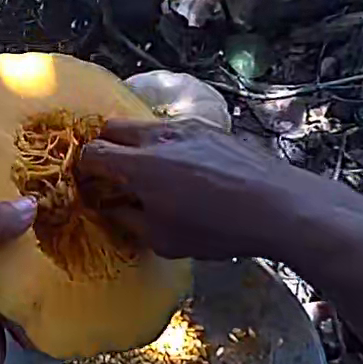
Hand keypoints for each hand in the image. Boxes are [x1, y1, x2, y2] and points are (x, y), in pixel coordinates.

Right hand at [78, 119, 337, 259]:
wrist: (278, 206)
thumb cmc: (217, 229)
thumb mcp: (164, 239)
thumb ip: (128, 219)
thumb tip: (112, 206)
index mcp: (140, 165)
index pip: (92, 152)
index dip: (84, 168)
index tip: (89, 184)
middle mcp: (158, 136)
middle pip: (112, 126)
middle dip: (104, 146)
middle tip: (112, 172)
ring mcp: (187, 126)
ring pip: (143, 124)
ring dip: (135, 143)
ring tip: (150, 171)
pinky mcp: (210, 126)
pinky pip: (173, 128)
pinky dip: (164, 143)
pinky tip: (184, 169)